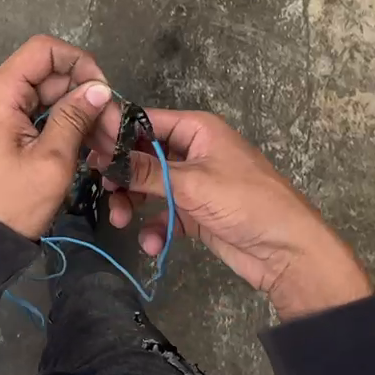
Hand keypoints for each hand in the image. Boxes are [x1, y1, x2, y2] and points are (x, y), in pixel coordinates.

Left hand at [0, 35, 116, 239]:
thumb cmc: (10, 204)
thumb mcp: (51, 161)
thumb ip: (75, 118)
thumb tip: (99, 88)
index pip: (44, 50)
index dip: (79, 63)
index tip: (103, 93)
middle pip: (49, 74)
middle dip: (85, 95)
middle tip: (112, 130)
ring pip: (48, 96)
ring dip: (78, 113)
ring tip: (104, 144)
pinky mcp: (4, 131)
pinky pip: (39, 115)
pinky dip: (64, 126)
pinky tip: (87, 148)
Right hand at [109, 109, 372, 320]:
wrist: (288, 253)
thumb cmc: (246, 202)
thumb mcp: (192, 183)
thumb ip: (145, 170)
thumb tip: (102, 153)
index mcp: (197, 129)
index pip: (145, 121)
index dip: (115, 133)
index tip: (86, 148)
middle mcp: (193, 151)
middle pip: (143, 155)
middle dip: (122, 174)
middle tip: (101, 188)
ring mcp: (194, 183)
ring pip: (149, 186)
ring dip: (133, 203)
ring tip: (121, 221)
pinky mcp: (196, 213)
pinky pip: (164, 214)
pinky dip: (156, 228)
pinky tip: (153, 243)